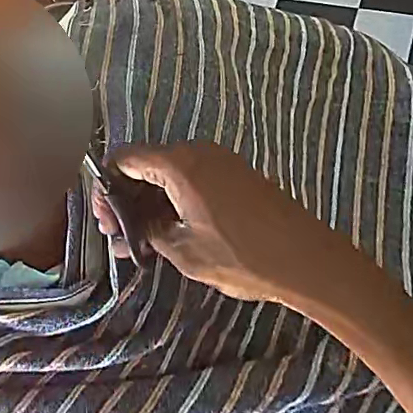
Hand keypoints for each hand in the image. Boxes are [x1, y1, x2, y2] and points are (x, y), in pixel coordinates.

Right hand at [109, 142, 341, 302]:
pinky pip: (190, 177)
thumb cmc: (243, 256)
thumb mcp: (185, 252)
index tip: (103, 217)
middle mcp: (196, 152)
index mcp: (178, 164)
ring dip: (148, 201)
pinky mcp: (234, 173)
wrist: (309, 260)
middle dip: (125, 197)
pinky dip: (173, 199)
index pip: (124, 158)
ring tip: (140, 240)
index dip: (105, 185)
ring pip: (167, 173)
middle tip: (117, 234)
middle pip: (144, 164)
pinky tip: (169, 230)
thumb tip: (128, 231)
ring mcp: (218, 160)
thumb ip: (149, 233)